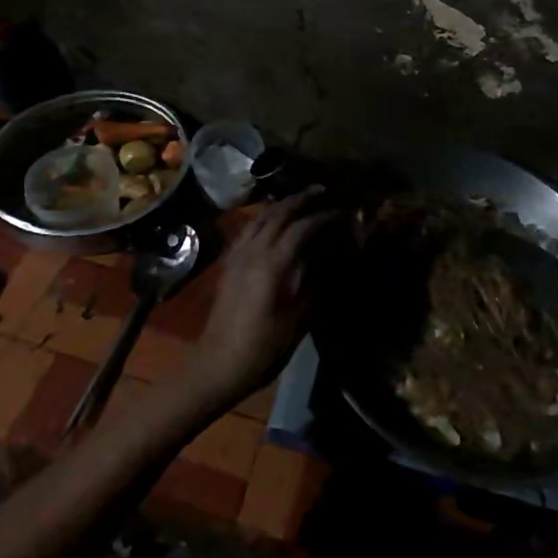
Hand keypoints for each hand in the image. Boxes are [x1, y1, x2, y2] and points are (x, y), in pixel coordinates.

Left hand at [182, 188, 337, 408]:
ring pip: (259, 218)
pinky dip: (263, 219)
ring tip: (298, 200)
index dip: (322, 217)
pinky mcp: (228, 264)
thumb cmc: (262, 347)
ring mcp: (237, 256)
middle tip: (320, 192)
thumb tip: (324, 257)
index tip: (341, 212)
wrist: (217, 365)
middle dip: (300, 200)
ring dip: (280, 206)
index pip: (301, 228)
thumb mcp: (296, 318)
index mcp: (272, 264)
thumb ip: (310, 282)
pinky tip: (271, 223)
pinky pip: (247, 230)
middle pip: (277, 214)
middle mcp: (252, 252)